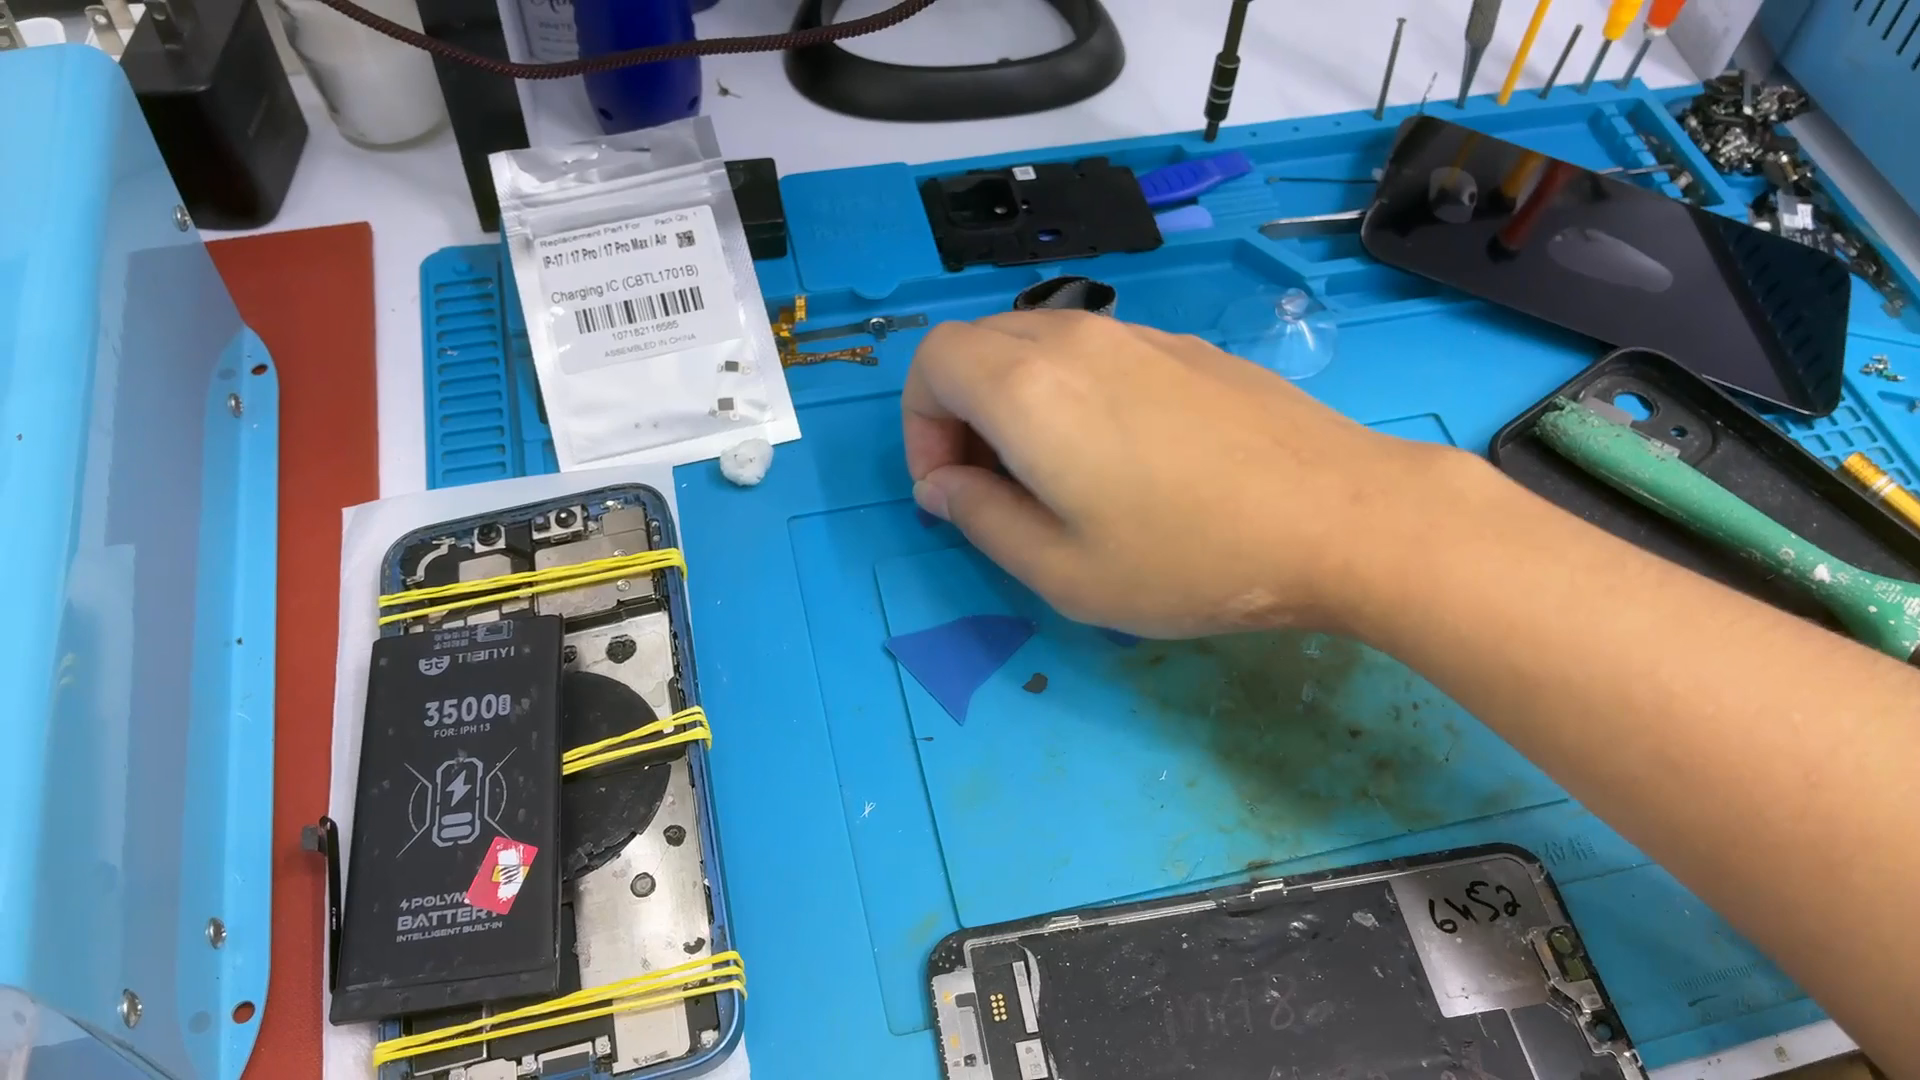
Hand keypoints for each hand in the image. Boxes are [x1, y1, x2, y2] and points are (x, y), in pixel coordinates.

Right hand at [902, 310, 1453, 637]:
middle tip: (991, 484)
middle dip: (958, 411)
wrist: (1342, 518)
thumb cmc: (1190, 560)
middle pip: (978, 344)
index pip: (931, 363)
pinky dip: (1068, 391)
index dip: (918, 425)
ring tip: (1054, 473)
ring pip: (1035, 344)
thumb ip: (980, 520)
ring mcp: (1137, 335)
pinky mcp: (1184, 346)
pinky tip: (1121, 454)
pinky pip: (1094, 352)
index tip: (948, 487)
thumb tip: (941, 486)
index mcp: (1029, 390)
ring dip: (1013, 399)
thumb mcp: (1062, 572)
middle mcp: (1074, 341)